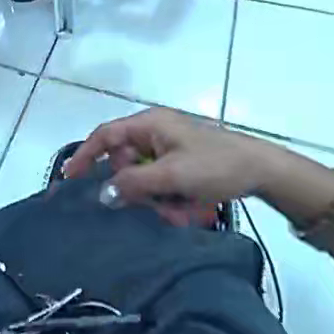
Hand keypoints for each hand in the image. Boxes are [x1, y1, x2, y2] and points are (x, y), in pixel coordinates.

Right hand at [64, 108, 324, 217]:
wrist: (263, 171)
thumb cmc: (216, 165)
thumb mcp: (172, 176)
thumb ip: (134, 183)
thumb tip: (103, 192)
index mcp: (150, 123)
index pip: (105, 135)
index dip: (85, 155)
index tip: (70, 178)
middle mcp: (156, 131)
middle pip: (125, 160)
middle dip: (137, 188)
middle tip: (153, 207)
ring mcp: (170, 147)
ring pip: (145, 176)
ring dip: (157, 198)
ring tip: (181, 210)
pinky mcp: (183, 162)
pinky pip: (162, 182)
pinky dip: (171, 197)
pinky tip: (189, 207)